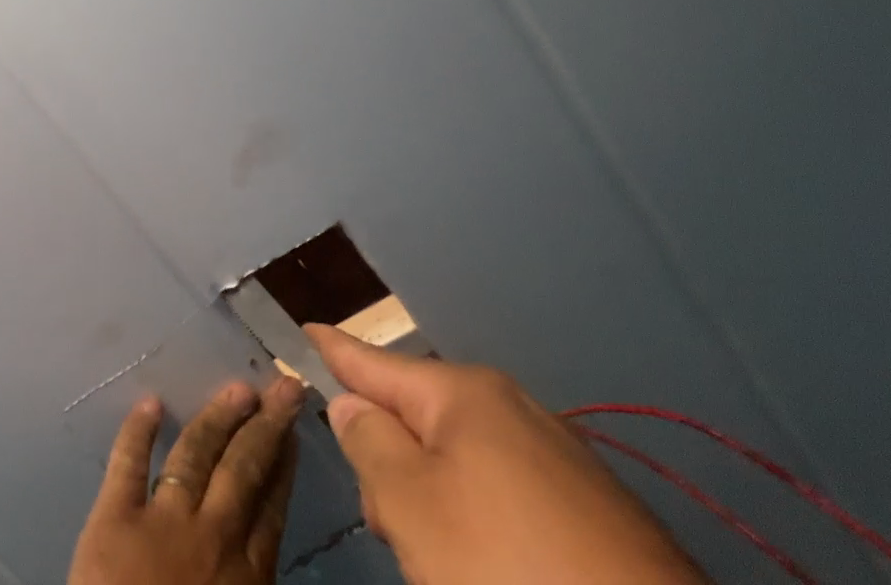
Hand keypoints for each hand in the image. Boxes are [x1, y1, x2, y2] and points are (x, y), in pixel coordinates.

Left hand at [69, 378, 304, 584]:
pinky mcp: (114, 517)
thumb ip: (254, 578)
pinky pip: (129, 464)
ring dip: (217, 419)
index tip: (295, 429)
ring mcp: (163, 522)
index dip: (284, 462)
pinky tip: (151, 403)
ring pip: (196, 457)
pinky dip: (138, 431)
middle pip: (243, 469)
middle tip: (284, 385)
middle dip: (266, 425)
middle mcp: (212, 537)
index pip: (271, 504)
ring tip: (237, 387)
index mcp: (247, 573)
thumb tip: (267, 545)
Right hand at [305, 324, 707, 584]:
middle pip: (414, 412)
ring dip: (428, 494)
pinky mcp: (588, 504)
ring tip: (439, 555)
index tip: (301, 328)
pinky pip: (500, 488)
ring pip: (455, 456)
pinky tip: (486, 562)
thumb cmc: (503, 560)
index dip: (330, 348)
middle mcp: (512, 408)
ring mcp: (557, 455)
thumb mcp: (407, 501)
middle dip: (386, 454)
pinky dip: (474, 515)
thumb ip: (367, 442)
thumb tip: (354, 404)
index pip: (372, 359)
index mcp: (463, 394)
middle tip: (385, 517)